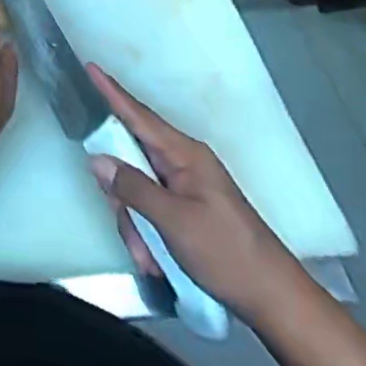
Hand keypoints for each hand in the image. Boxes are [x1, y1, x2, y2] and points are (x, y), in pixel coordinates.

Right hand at [85, 64, 310, 319]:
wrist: (274, 299)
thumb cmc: (228, 252)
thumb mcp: (174, 221)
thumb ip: (132, 187)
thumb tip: (97, 159)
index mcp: (185, 155)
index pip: (139, 116)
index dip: (112, 92)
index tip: (91, 67)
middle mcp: (183, 164)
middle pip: (130, 160)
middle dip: (122, 196)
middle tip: (127, 223)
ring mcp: (185, 187)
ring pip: (137, 191)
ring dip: (136, 225)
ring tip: (149, 255)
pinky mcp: (186, 210)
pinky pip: (150, 210)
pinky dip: (147, 236)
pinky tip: (156, 259)